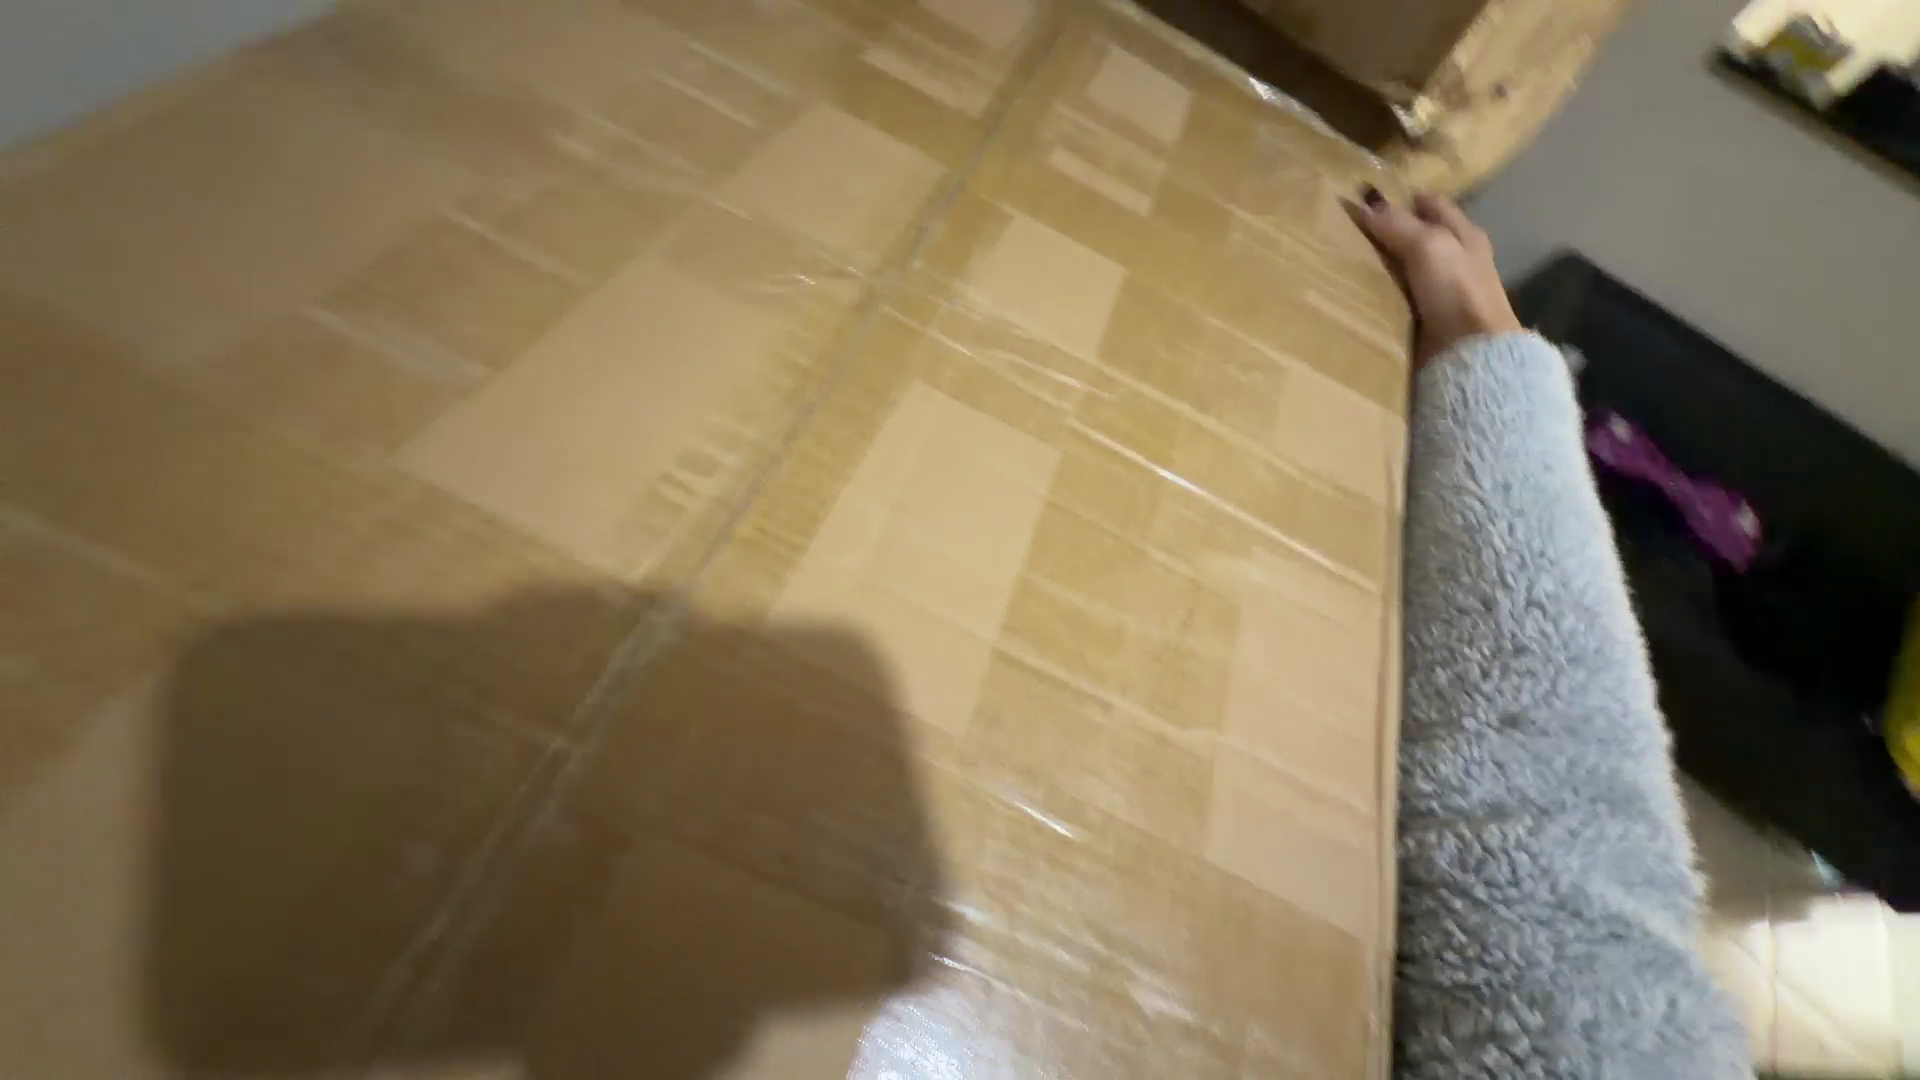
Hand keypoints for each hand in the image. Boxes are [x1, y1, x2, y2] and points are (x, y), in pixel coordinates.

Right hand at [1347, 188, 1521, 367]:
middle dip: (1390, 231)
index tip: (1371, 197)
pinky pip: (1397, 298)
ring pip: (1406, 268)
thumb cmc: (1456, 291)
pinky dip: (1380, 293)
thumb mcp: (1428, 247)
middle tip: (1349, 228)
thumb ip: (1398, 225)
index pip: (1433, 206)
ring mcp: (1440, 292)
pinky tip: (1357, 294)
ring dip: (1382, 265)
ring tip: (1344, 261)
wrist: (1469, 351)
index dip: (1405, 198)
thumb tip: (1366, 200)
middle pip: (1419, 237)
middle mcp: (1455, 260)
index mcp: (1464, 235)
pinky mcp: (1425, 320)